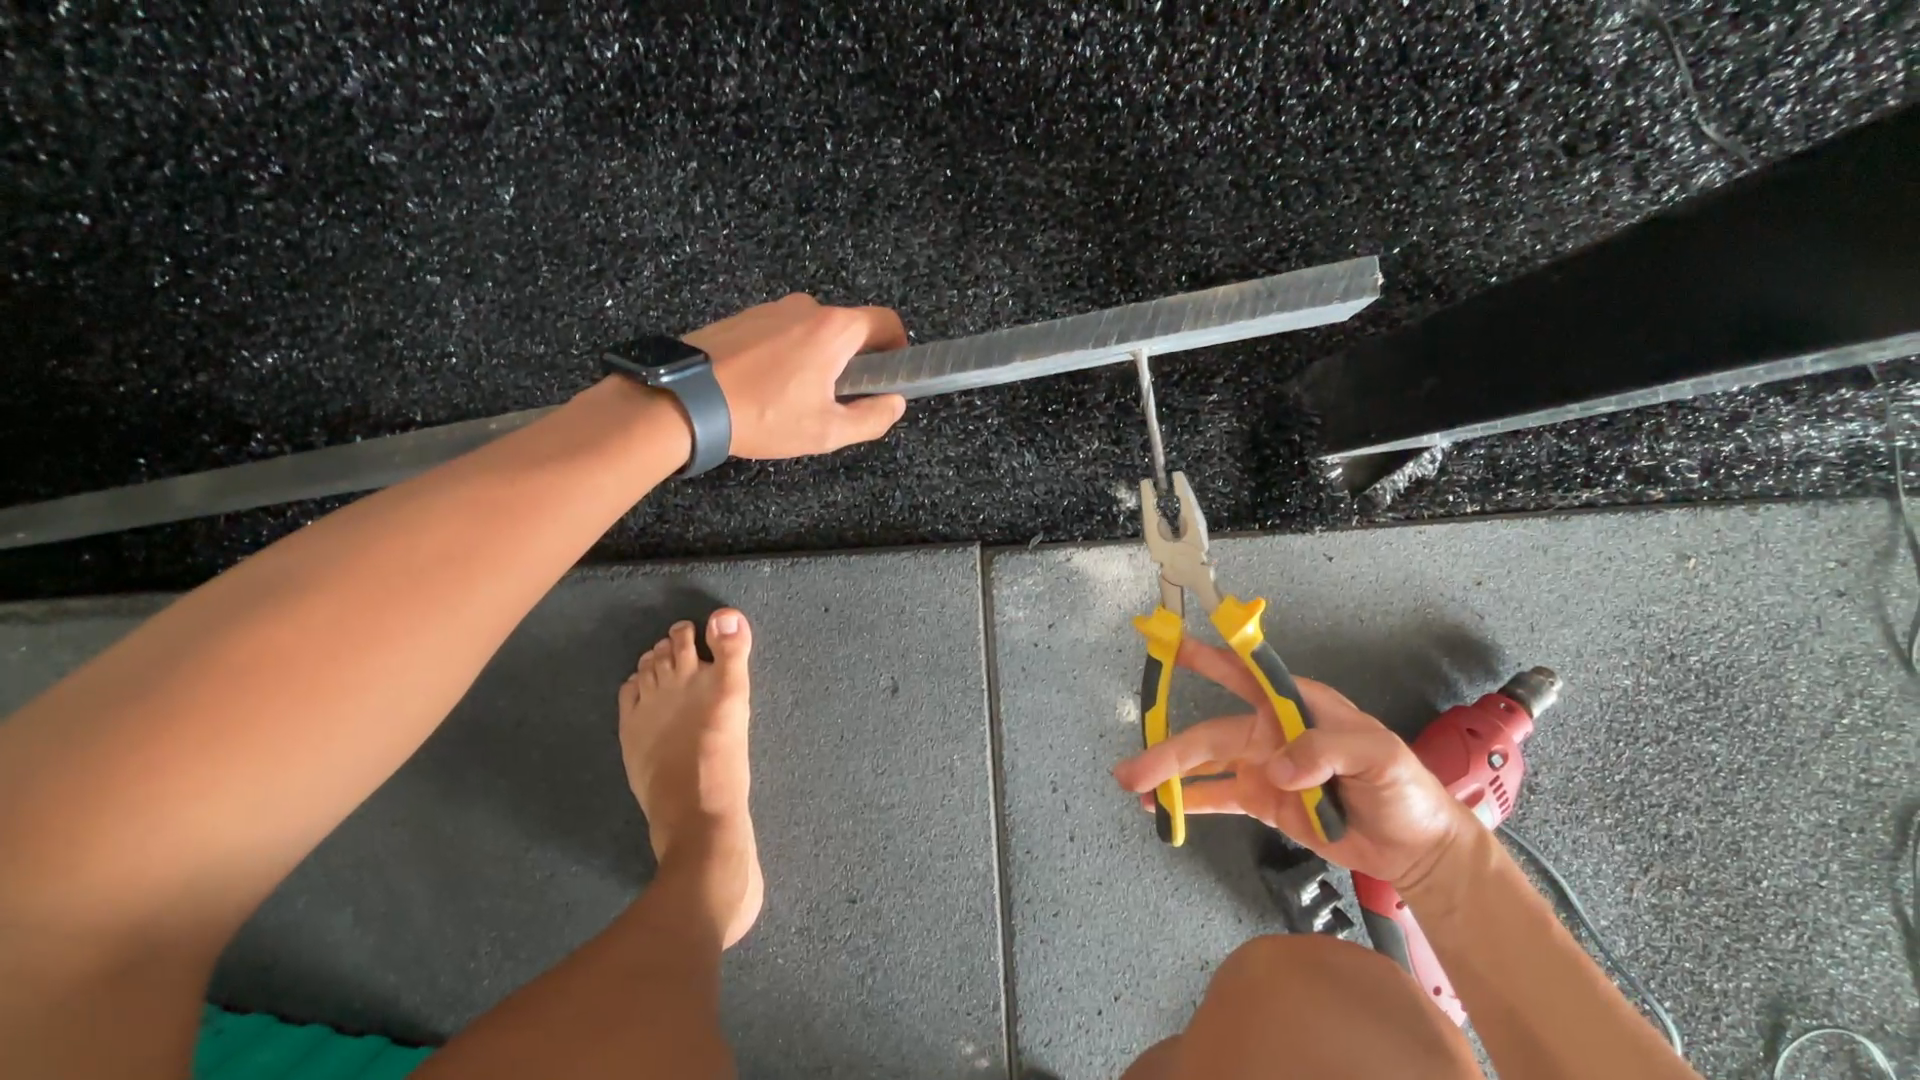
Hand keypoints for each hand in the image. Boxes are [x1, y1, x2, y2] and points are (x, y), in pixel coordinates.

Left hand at [682, 293, 909, 458]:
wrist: (683, 399)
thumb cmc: (761, 415)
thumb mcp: (826, 431)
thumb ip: (871, 418)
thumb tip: (894, 404)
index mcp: (834, 328)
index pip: (886, 322)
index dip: (898, 350)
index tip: (889, 379)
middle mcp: (805, 308)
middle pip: (848, 329)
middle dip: (853, 363)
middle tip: (837, 402)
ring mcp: (770, 309)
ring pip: (812, 333)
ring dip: (816, 361)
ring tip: (793, 401)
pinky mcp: (743, 319)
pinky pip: (781, 335)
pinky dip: (785, 357)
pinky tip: (766, 390)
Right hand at [1112, 641, 1472, 888]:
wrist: (1415, 846)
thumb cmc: (1403, 787)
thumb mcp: (1379, 757)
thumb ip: (1328, 752)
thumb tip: (1276, 767)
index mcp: (1296, 705)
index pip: (1246, 674)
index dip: (1209, 658)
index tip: (1172, 645)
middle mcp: (1271, 730)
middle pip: (1211, 732)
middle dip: (1169, 747)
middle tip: (1131, 768)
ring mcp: (1264, 766)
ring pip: (1204, 764)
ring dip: (1168, 773)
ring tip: (1132, 786)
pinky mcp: (1263, 799)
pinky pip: (1217, 796)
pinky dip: (1187, 800)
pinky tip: (1160, 806)